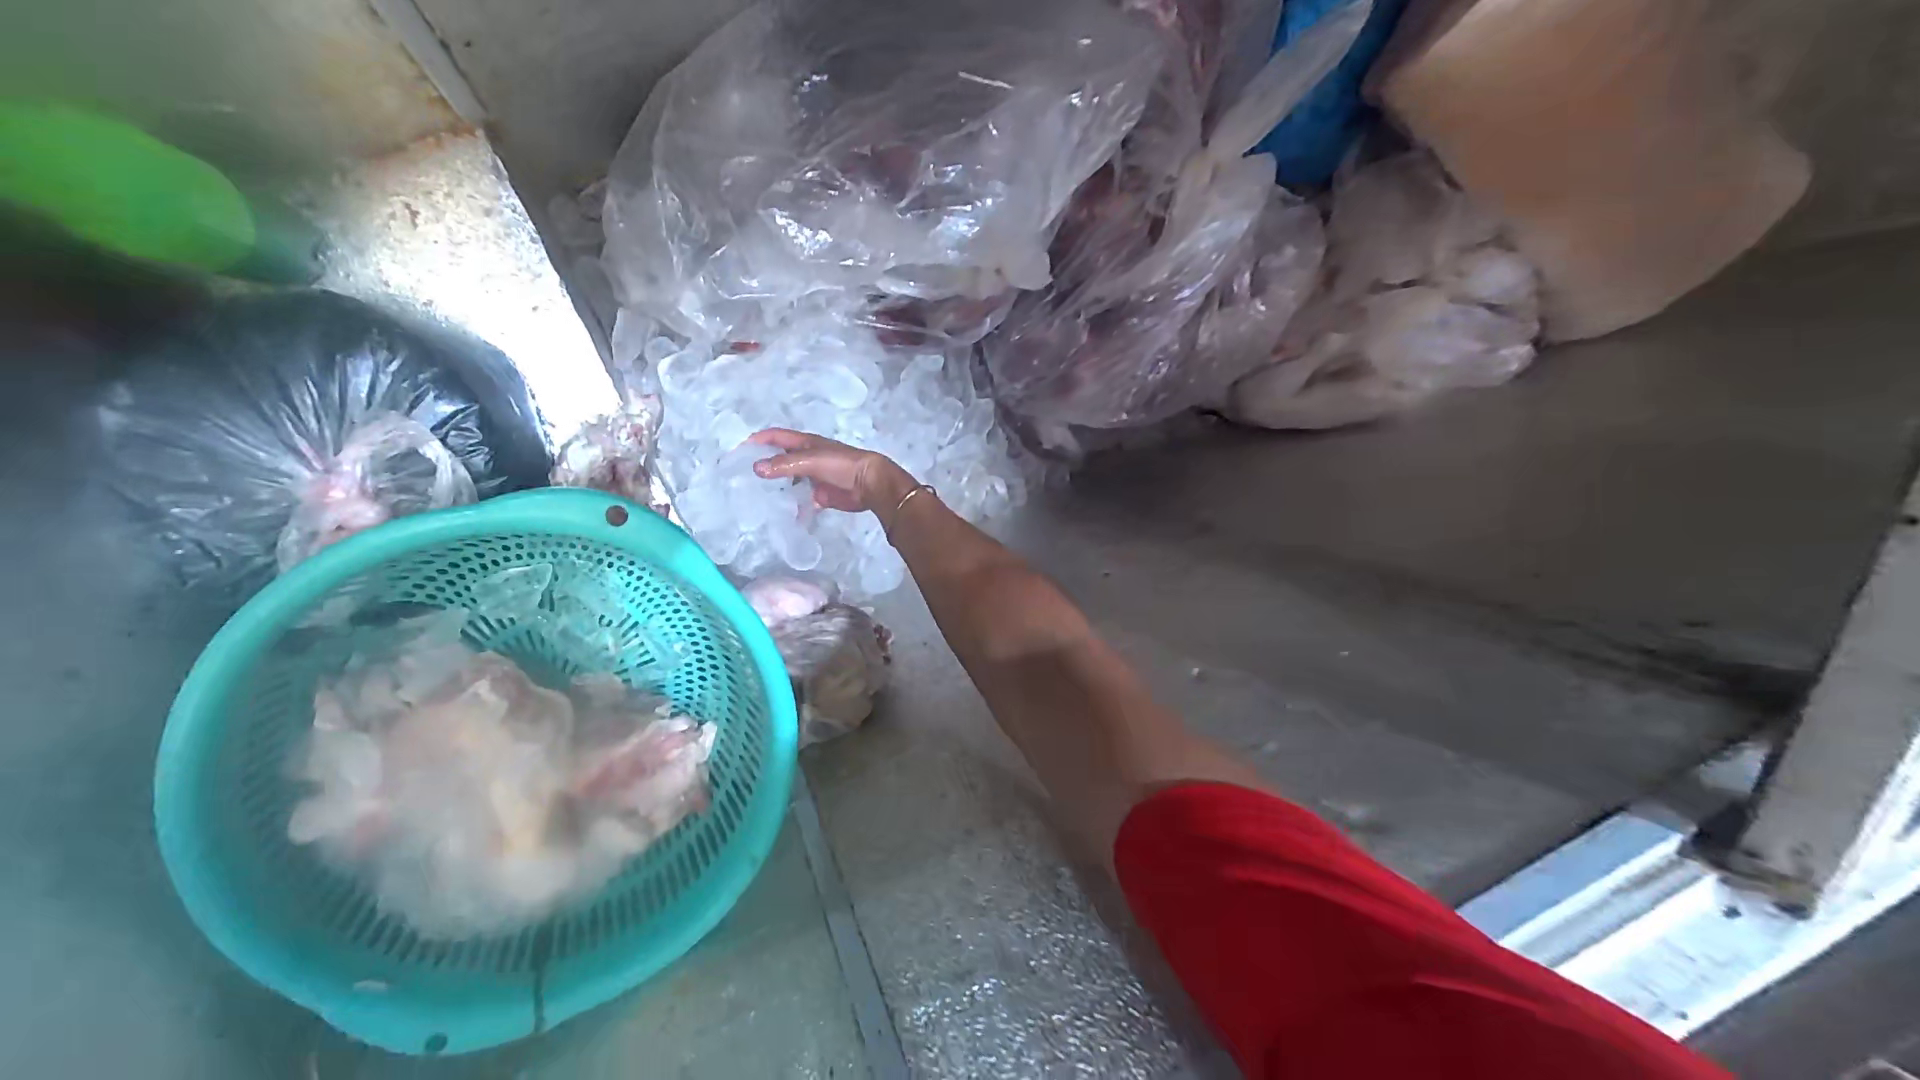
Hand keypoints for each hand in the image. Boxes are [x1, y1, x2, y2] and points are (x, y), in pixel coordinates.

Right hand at [748, 429, 914, 514]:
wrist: (870, 484)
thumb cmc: (841, 465)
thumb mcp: (810, 460)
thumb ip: (784, 464)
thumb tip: (756, 468)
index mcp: (805, 443)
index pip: (776, 437)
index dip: (757, 440)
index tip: (738, 451)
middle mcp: (807, 458)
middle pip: (780, 459)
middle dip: (763, 465)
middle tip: (742, 478)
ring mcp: (814, 477)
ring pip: (789, 481)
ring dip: (776, 487)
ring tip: (756, 496)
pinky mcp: (821, 495)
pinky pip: (801, 500)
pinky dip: (791, 506)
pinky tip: (779, 512)